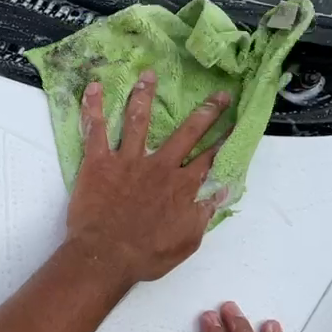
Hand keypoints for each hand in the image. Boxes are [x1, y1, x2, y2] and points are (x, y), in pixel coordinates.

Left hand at [64, 73, 230, 285]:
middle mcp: (160, 166)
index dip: (225, 140)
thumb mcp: (187, 241)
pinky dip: (94, 108)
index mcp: (182, 186)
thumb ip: (203, 214)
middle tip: (218, 94)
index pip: (210, 157)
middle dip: (205, 112)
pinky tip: (94, 88)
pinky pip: (96, 131)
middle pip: (186, 132)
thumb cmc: (146, 256)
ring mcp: (128, 161)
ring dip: (145, 96)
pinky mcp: (99, 163)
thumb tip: (221, 192)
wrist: (106, 256)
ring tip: (148, 75)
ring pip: (138, 121)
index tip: (237, 123)